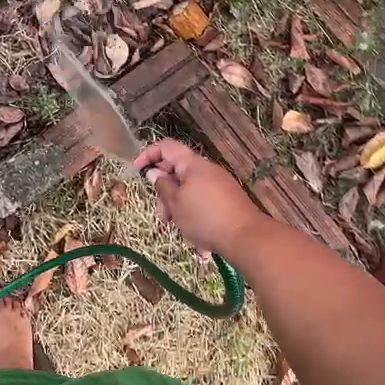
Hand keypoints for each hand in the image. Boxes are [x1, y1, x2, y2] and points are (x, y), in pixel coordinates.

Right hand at [131, 139, 264, 253]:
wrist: (247, 238)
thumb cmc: (205, 218)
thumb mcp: (175, 203)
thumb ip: (162, 185)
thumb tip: (155, 172)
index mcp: (192, 164)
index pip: (165, 146)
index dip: (147, 155)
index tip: (137, 171)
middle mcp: (206, 169)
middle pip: (176, 171)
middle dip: (165, 192)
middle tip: (163, 214)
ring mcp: (219, 184)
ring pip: (188, 190)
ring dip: (178, 207)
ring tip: (181, 230)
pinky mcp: (227, 200)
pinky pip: (202, 202)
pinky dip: (194, 214)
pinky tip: (197, 237)